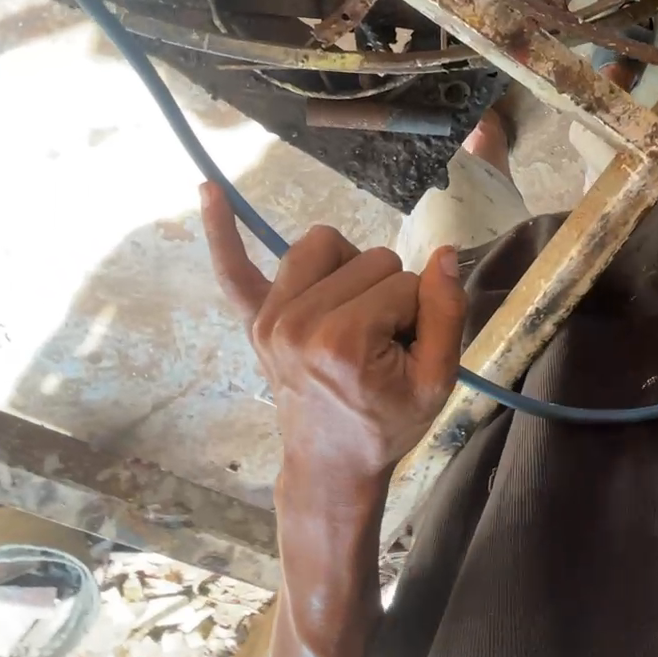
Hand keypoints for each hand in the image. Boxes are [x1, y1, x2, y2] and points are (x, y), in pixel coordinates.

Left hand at [199, 183, 465, 478]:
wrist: (332, 464)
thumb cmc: (388, 423)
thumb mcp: (437, 380)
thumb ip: (447, 313)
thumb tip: (443, 253)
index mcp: (343, 341)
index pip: (404, 283)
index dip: (419, 312)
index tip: (408, 350)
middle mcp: (297, 320)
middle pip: (370, 259)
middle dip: (390, 293)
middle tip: (385, 343)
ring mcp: (269, 317)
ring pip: (324, 245)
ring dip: (349, 267)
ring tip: (355, 308)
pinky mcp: (253, 319)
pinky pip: (234, 268)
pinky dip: (223, 231)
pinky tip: (209, 192)